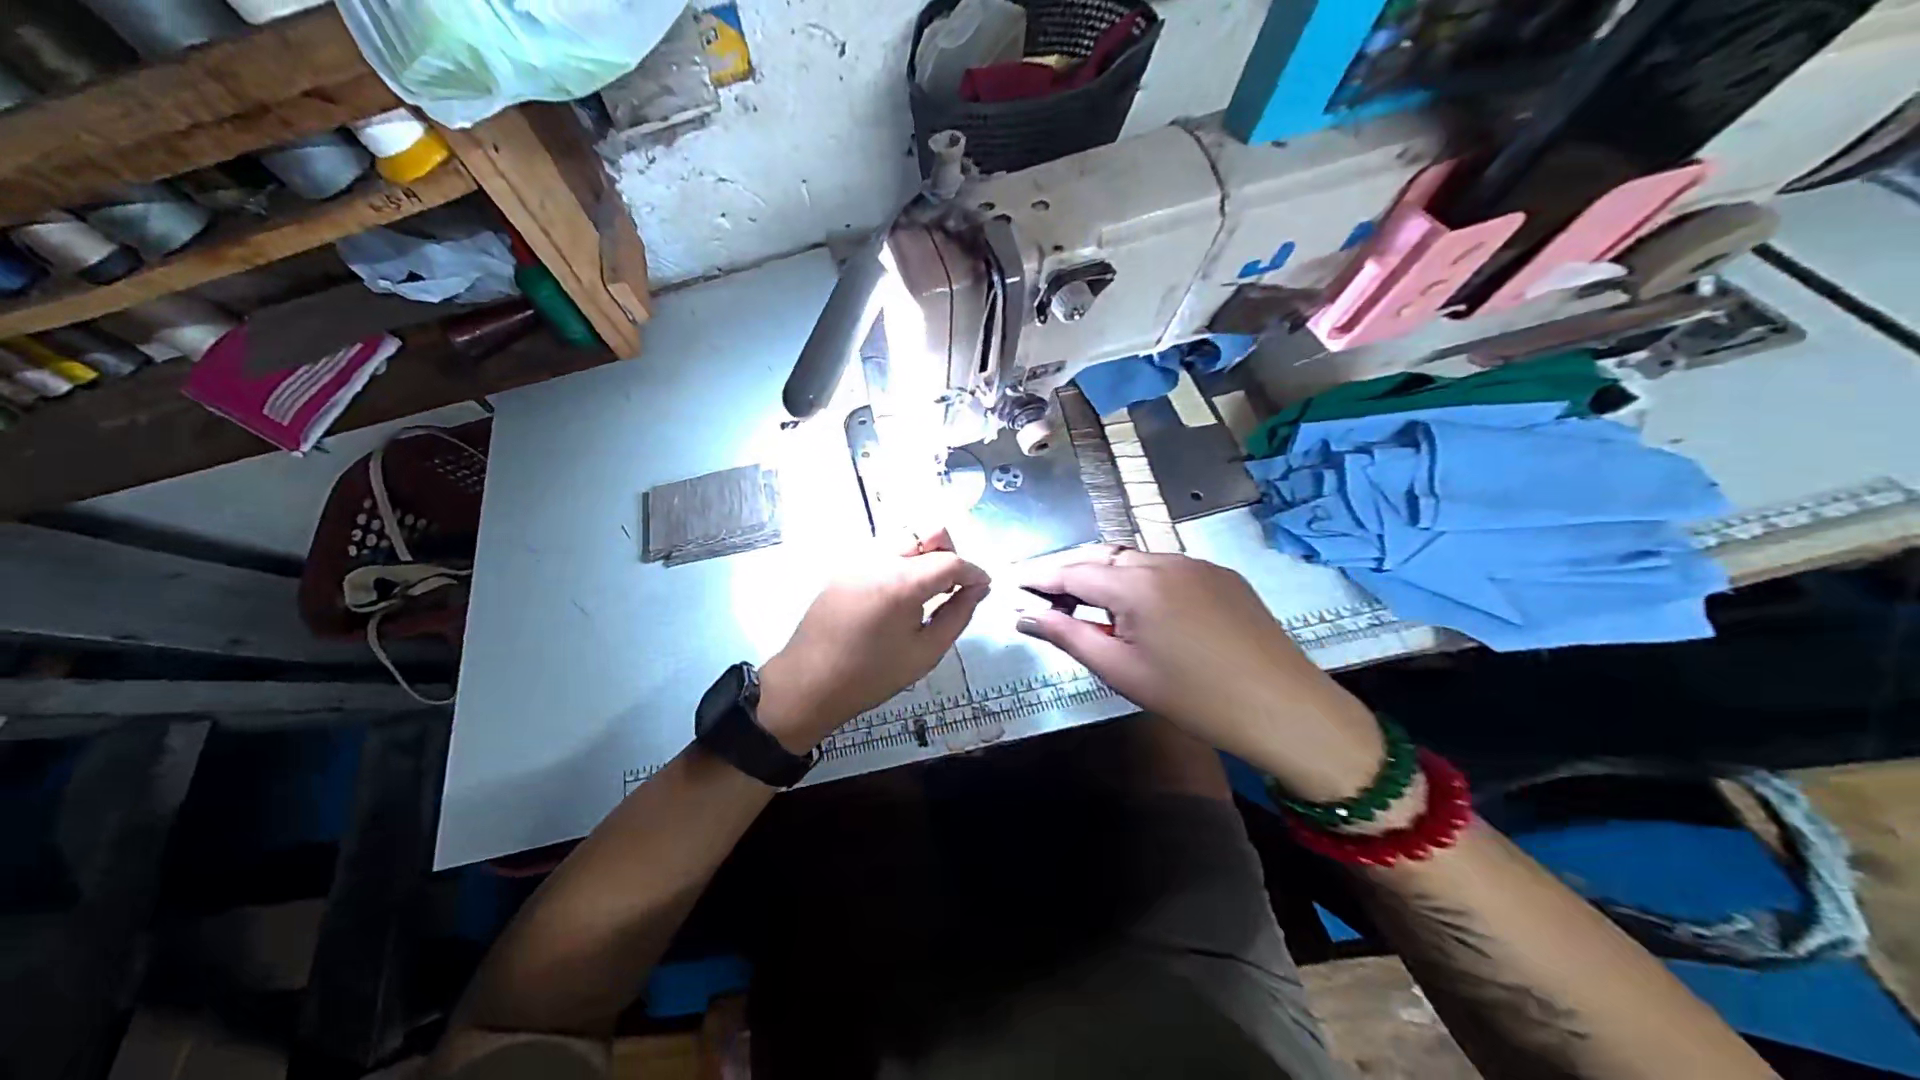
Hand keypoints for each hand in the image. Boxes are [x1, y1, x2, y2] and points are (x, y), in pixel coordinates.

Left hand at [758, 530, 989, 751]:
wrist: (809, 683)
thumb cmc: (871, 675)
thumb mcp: (926, 652)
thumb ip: (958, 615)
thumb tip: (979, 589)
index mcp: (902, 582)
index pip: (951, 561)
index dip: (974, 572)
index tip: (984, 586)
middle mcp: (879, 559)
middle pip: (927, 532)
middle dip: (948, 553)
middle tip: (953, 586)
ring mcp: (857, 560)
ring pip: (903, 536)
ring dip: (923, 552)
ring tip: (926, 589)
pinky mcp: (843, 568)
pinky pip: (881, 549)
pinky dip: (900, 559)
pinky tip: (899, 592)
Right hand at [1015, 548, 1383, 801]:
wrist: (1283, 706)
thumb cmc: (1192, 697)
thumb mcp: (1121, 670)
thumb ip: (1069, 636)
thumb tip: (1027, 617)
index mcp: (1133, 584)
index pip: (1072, 571)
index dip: (1041, 578)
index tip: (1017, 583)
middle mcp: (1162, 560)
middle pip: (1102, 557)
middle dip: (1071, 572)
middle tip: (1050, 597)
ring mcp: (1196, 564)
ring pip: (1135, 558)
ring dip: (1107, 574)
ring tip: (1093, 603)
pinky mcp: (1222, 574)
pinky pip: (1167, 566)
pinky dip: (1142, 578)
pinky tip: (1144, 607)